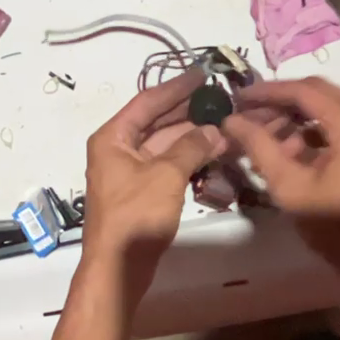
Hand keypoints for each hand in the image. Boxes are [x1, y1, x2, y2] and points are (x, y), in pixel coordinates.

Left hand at [82, 73, 226, 287]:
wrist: (118, 266)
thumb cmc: (135, 215)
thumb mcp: (166, 175)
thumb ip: (191, 147)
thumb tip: (214, 130)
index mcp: (113, 137)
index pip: (147, 101)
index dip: (176, 87)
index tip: (203, 74)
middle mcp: (117, 150)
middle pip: (156, 122)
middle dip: (189, 113)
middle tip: (222, 101)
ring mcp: (128, 173)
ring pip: (164, 146)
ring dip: (192, 138)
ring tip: (226, 127)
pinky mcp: (141, 193)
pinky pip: (166, 167)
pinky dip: (187, 160)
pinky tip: (213, 154)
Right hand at [221, 78, 339, 289]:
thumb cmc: (338, 226)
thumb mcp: (291, 187)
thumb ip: (259, 148)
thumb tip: (231, 122)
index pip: (304, 90)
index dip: (267, 91)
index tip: (236, 98)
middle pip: (316, 95)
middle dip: (277, 104)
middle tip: (244, 118)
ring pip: (324, 110)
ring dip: (291, 120)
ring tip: (259, 139)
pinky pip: (335, 128)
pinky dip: (307, 134)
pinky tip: (282, 153)